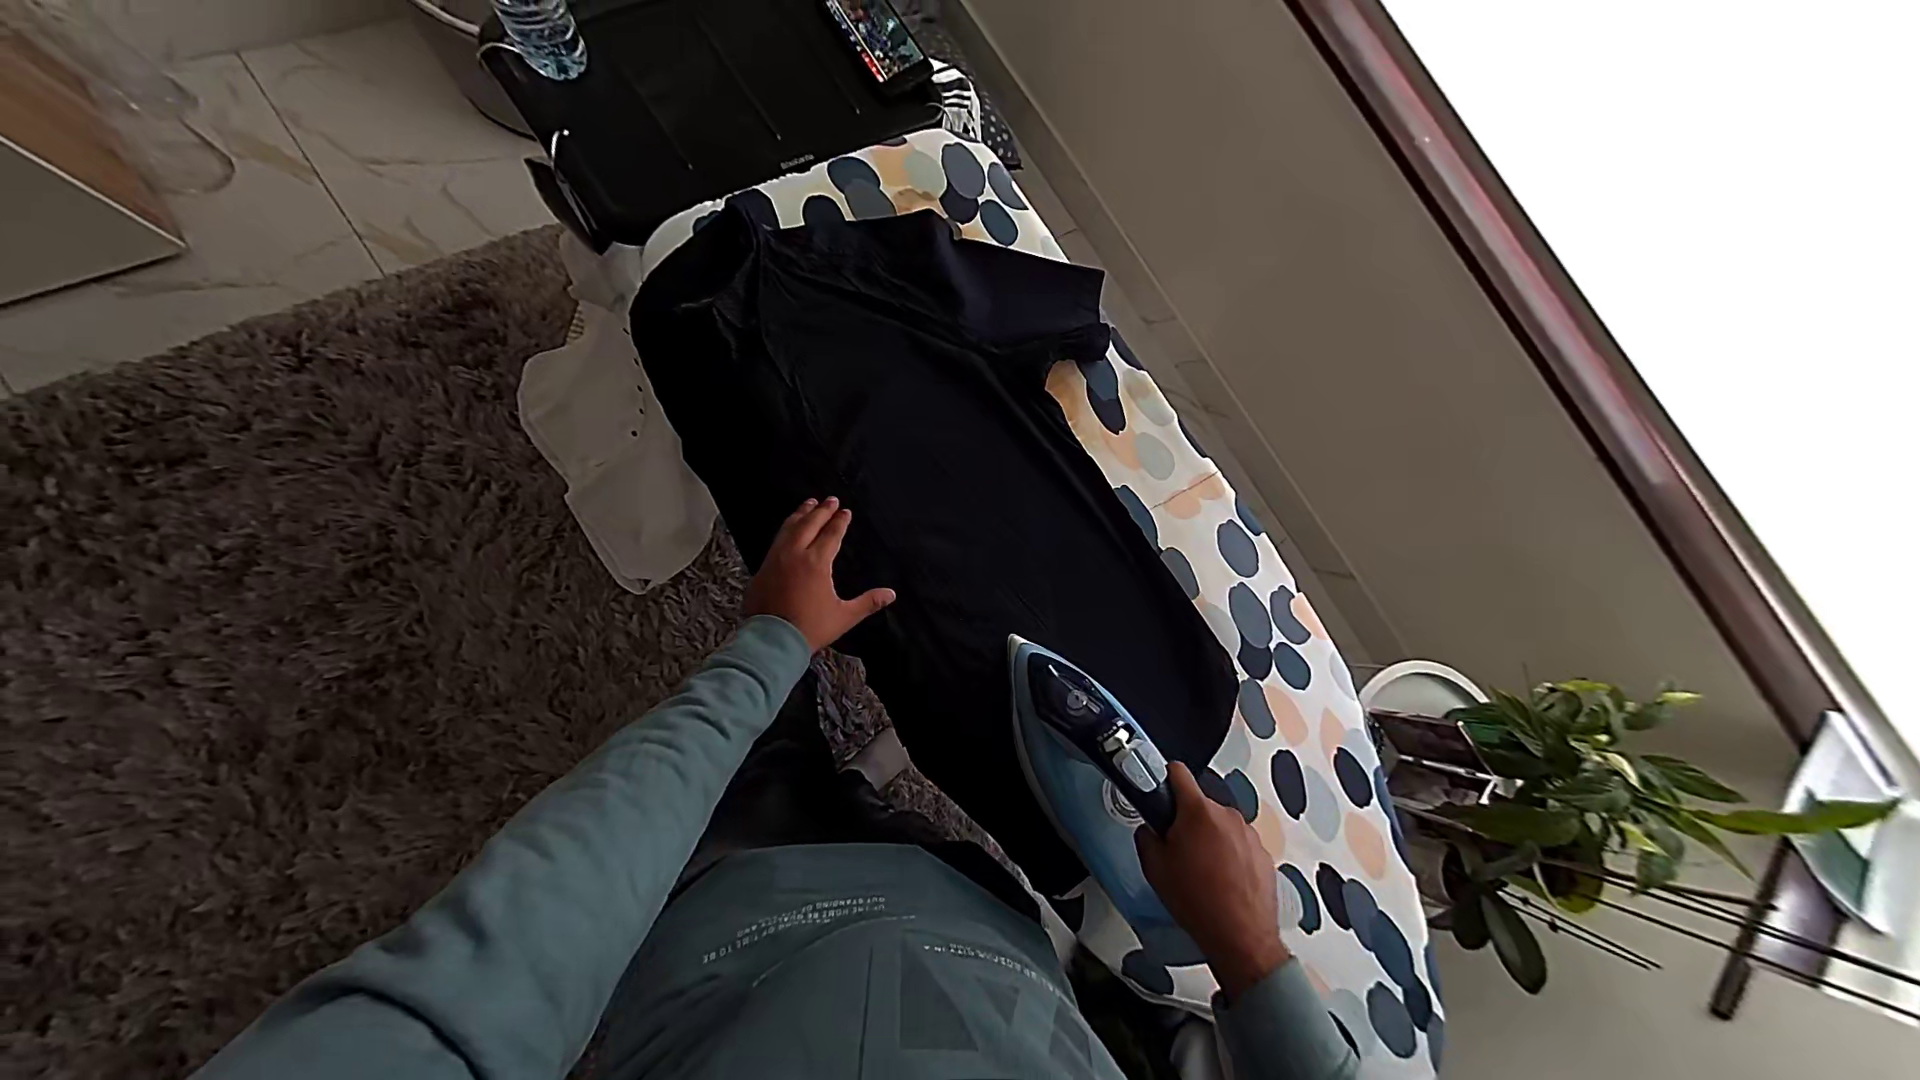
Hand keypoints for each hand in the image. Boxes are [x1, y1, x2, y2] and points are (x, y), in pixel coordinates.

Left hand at [743, 497, 895, 651]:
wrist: (771, 641)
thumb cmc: (810, 628)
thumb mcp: (844, 616)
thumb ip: (868, 602)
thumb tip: (891, 594)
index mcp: (816, 563)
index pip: (831, 534)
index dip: (840, 521)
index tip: (845, 511)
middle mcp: (795, 555)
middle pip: (809, 524)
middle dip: (821, 510)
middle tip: (830, 499)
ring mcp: (776, 560)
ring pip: (789, 528)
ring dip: (801, 514)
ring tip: (809, 504)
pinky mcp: (763, 569)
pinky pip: (776, 541)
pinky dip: (786, 529)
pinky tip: (789, 529)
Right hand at [1136, 762, 1291, 999]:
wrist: (1241, 939)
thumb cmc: (1199, 902)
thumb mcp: (1154, 867)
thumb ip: (1146, 836)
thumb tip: (1149, 829)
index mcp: (1198, 811)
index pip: (1178, 771)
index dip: (1165, 777)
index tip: (1160, 787)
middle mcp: (1227, 815)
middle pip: (1199, 803)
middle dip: (1187, 818)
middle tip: (1178, 846)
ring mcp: (1248, 834)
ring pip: (1220, 824)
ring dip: (1210, 837)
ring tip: (1202, 869)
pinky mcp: (1263, 853)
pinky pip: (1239, 843)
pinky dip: (1230, 854)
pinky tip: (1221, 880)